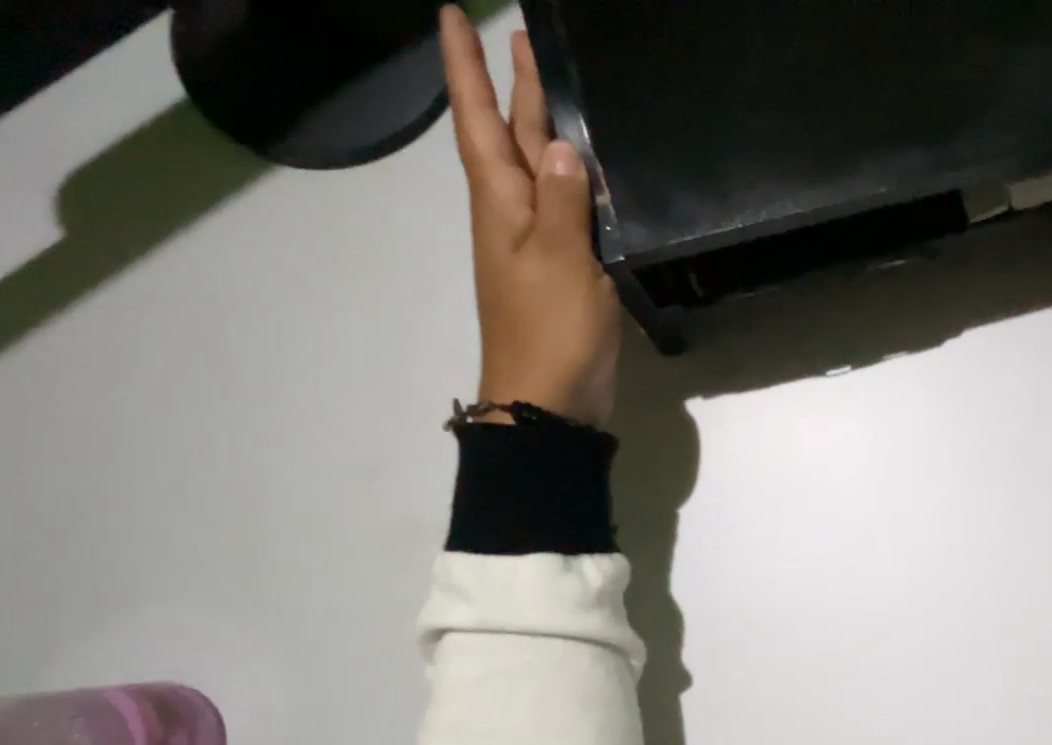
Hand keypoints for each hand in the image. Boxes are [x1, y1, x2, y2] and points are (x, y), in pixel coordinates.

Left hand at [439, 5, 620, 427]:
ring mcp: (538, 245)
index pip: (478, 120)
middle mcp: (514, 215)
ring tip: (561, 94)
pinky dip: (577, 185)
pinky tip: (597, 177)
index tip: (455, 15)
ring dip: (544, 132)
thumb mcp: (559, 260)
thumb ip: (563, 201)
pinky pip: (567, 212)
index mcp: (501, 204)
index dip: (467, 70)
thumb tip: (562, 146)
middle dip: (513, 89)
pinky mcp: (565, 272)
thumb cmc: (548, 329)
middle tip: (526, 41)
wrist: (548, 400)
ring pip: (539, 175)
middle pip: (510, 139)